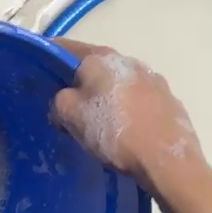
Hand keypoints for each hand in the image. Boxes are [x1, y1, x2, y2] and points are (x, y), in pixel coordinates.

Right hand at [50, 39, 201, 186]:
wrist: (169, 164)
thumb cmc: (113, 132)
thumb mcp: (68, 115)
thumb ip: (58, 100)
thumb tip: (65, 103)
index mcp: (101, 57)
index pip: (65, 47)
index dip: (49, 56)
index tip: (39, 70)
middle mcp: (129, 61)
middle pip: (95, 66)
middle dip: (81, 80)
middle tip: (68, 102)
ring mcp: (155, 81)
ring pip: (119, 83)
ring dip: (107, 95)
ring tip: (100, 120)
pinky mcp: (172, 103)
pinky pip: (140, 101)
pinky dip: (129, 109)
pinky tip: (126, 131)